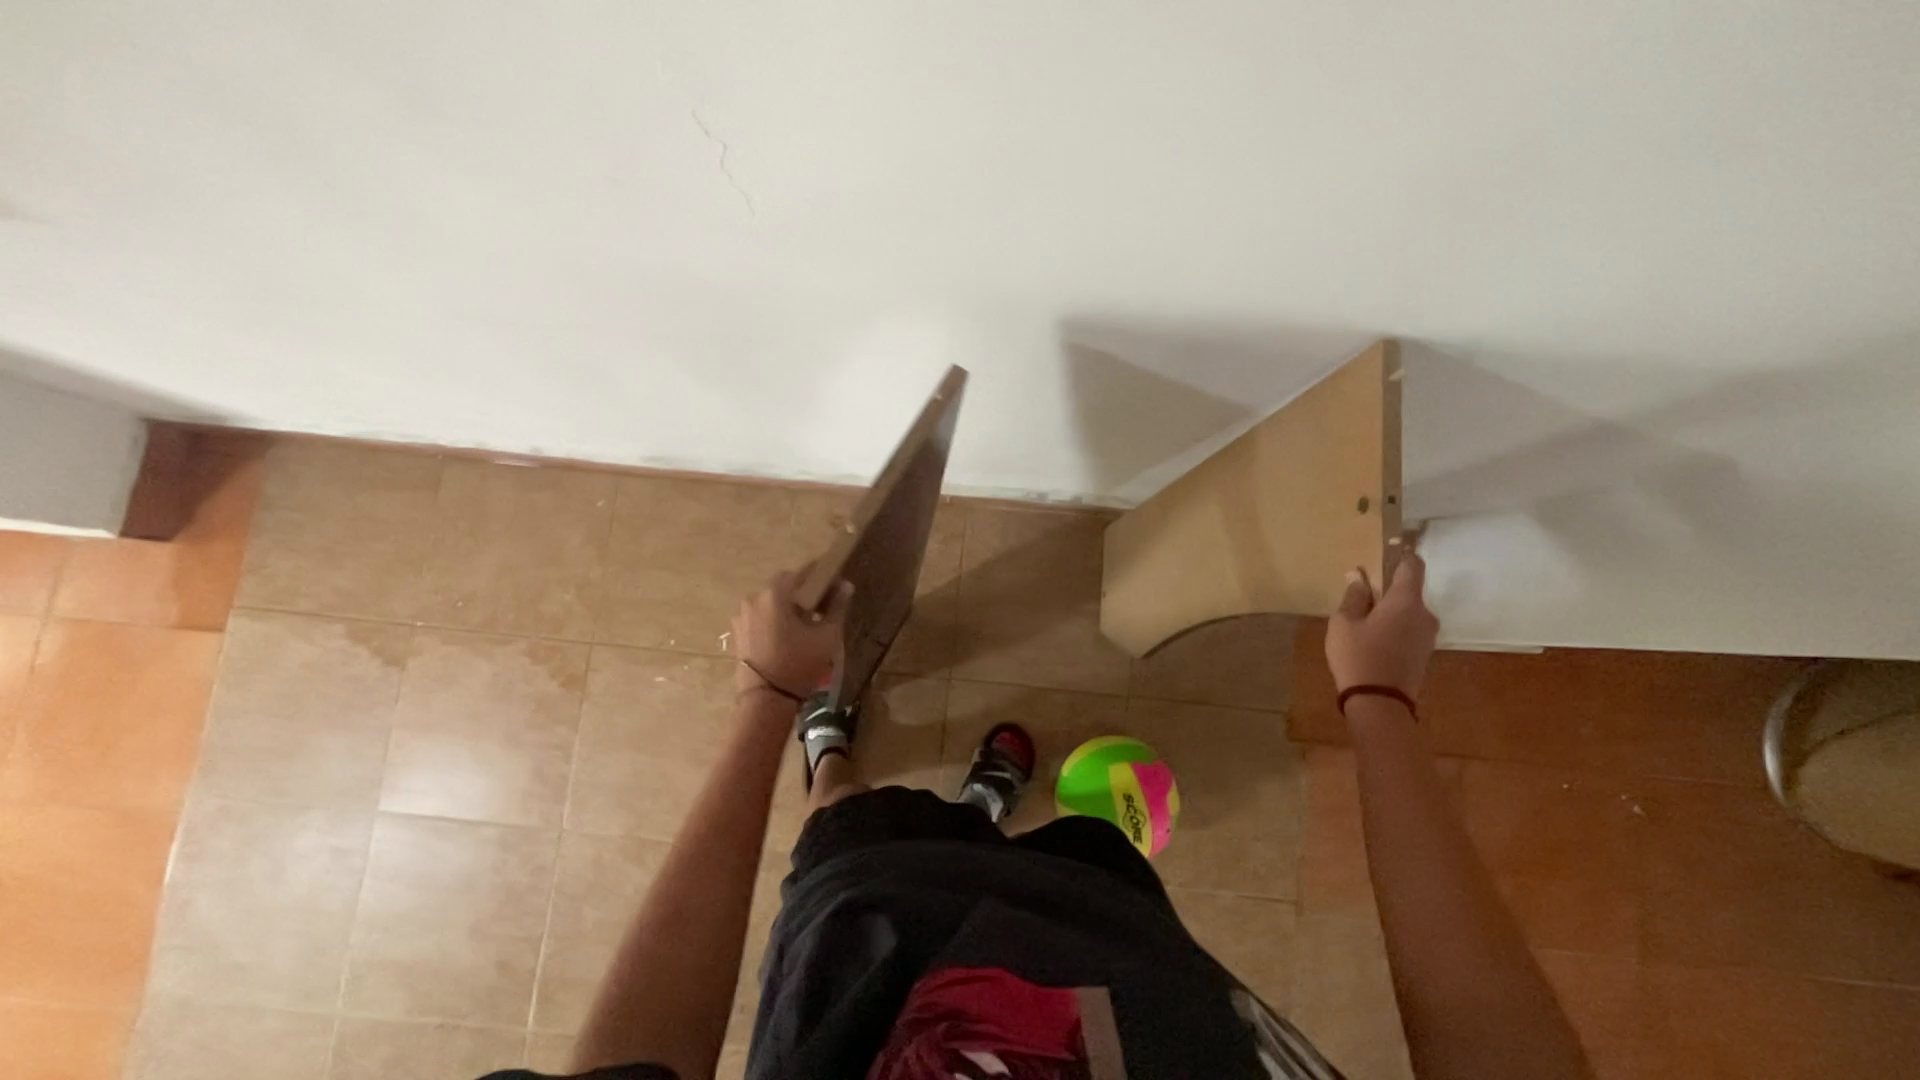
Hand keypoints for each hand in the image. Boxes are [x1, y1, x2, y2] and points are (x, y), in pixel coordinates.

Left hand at [731, 568, 852, 698]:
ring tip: (805, 622)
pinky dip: (774, 619)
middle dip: (802, 593)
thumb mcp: (826, 636)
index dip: (817, 575)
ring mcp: (742, 617)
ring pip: (770, 603)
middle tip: (821, 605)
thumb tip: (846, 585)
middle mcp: (754, 600)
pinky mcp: (738, 633)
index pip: (799, 573)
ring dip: (787, 607)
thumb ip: (837, 606)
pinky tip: (788, 634)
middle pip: (782, 587)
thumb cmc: (799, 664)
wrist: (766, 699)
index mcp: (774, 595)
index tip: (832, 582)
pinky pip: (760, 617)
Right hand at [1325, 541, 1438, 696]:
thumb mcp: (1344, 623)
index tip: (1388, 549)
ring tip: (1361, 623)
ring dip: (1388, 611)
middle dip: (1386, 590)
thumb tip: (1358, 577)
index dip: (1401, 554)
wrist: (1380, 703)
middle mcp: (1424, 614)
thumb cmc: (1358, 656)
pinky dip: (1393, 627)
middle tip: (1359, 596)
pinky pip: (1409, 629)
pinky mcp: (1424, 653)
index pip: (1411, 566)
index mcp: (1405, 601)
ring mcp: (1427, 635)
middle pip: (1408, 591)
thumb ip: (1353, 597)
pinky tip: (1372, 640)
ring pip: (1407, 612)